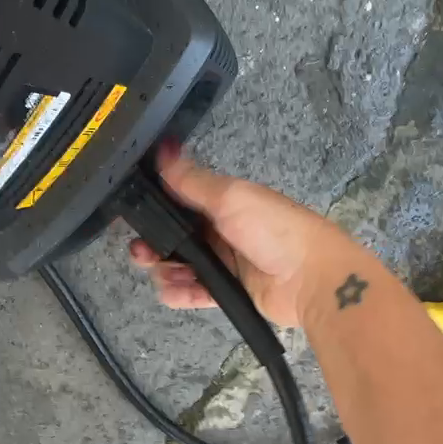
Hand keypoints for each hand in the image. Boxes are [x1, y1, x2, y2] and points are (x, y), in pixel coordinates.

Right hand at [129, 144, 357, 327]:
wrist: (311, 279)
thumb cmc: (275, 230)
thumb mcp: (231, 197)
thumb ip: (192, 181)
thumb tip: (163, 150)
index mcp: (223, 202)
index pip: (178, 202)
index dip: (154, 209)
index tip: (132, 216)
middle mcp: (220, 231)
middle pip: (173, 238)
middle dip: (152, 245)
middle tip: (141, 252)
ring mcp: (222, 263)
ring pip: (178, 268)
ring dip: (164, 271)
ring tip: (164, 274)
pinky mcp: (226, 292)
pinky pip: (193, 293)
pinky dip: (179, 293)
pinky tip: (172, 291)